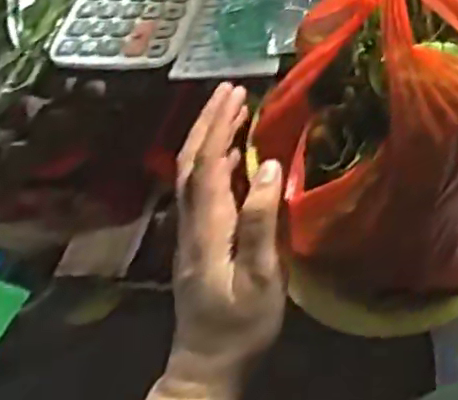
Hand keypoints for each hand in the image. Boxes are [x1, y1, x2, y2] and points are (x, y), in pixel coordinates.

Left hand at [150, 83, 284, 399]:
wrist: (206, 369)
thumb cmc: (241, 324)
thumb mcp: (260, 277)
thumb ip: (261, 222)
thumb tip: (267, 165)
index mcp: (206, 227)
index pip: (206, 165)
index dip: (218, 127)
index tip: (237, 95)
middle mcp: (192, 223)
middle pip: (190, 162)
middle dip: (209, 121)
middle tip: (230, 89)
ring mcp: (191, 231)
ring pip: (191, 171)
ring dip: (208, 134)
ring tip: (232, 106)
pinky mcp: (198, 239)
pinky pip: (200, 184)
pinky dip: (212, 155)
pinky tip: (229, 150)